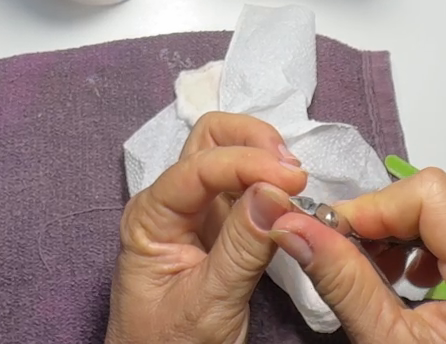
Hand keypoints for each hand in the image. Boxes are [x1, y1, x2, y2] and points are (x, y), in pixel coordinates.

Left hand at [107, 112, 309, 343]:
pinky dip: (267, 179)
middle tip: (292, 168)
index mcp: (151, 216)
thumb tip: (274, 192)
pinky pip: (243, 185)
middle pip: (209, 138)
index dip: (246, 162)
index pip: (198, 165)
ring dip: (261, 153)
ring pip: (225, 152)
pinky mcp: (218, 226)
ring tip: (294, 179)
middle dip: (252, 140)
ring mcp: (194, 211)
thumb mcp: (208, 306)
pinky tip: (287, 195)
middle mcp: (170, 202)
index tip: (291, 177)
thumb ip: (240, 249)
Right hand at [269, 168, 445, 343]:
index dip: (374, 207)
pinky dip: (429, 249)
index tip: (331, 230)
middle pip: (441, 202)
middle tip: (341, 250)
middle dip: (383, 221)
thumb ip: (343, 280)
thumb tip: (292, 224)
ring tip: (371, 270)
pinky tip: (405, 281)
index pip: (431, 195)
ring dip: (402, 233)